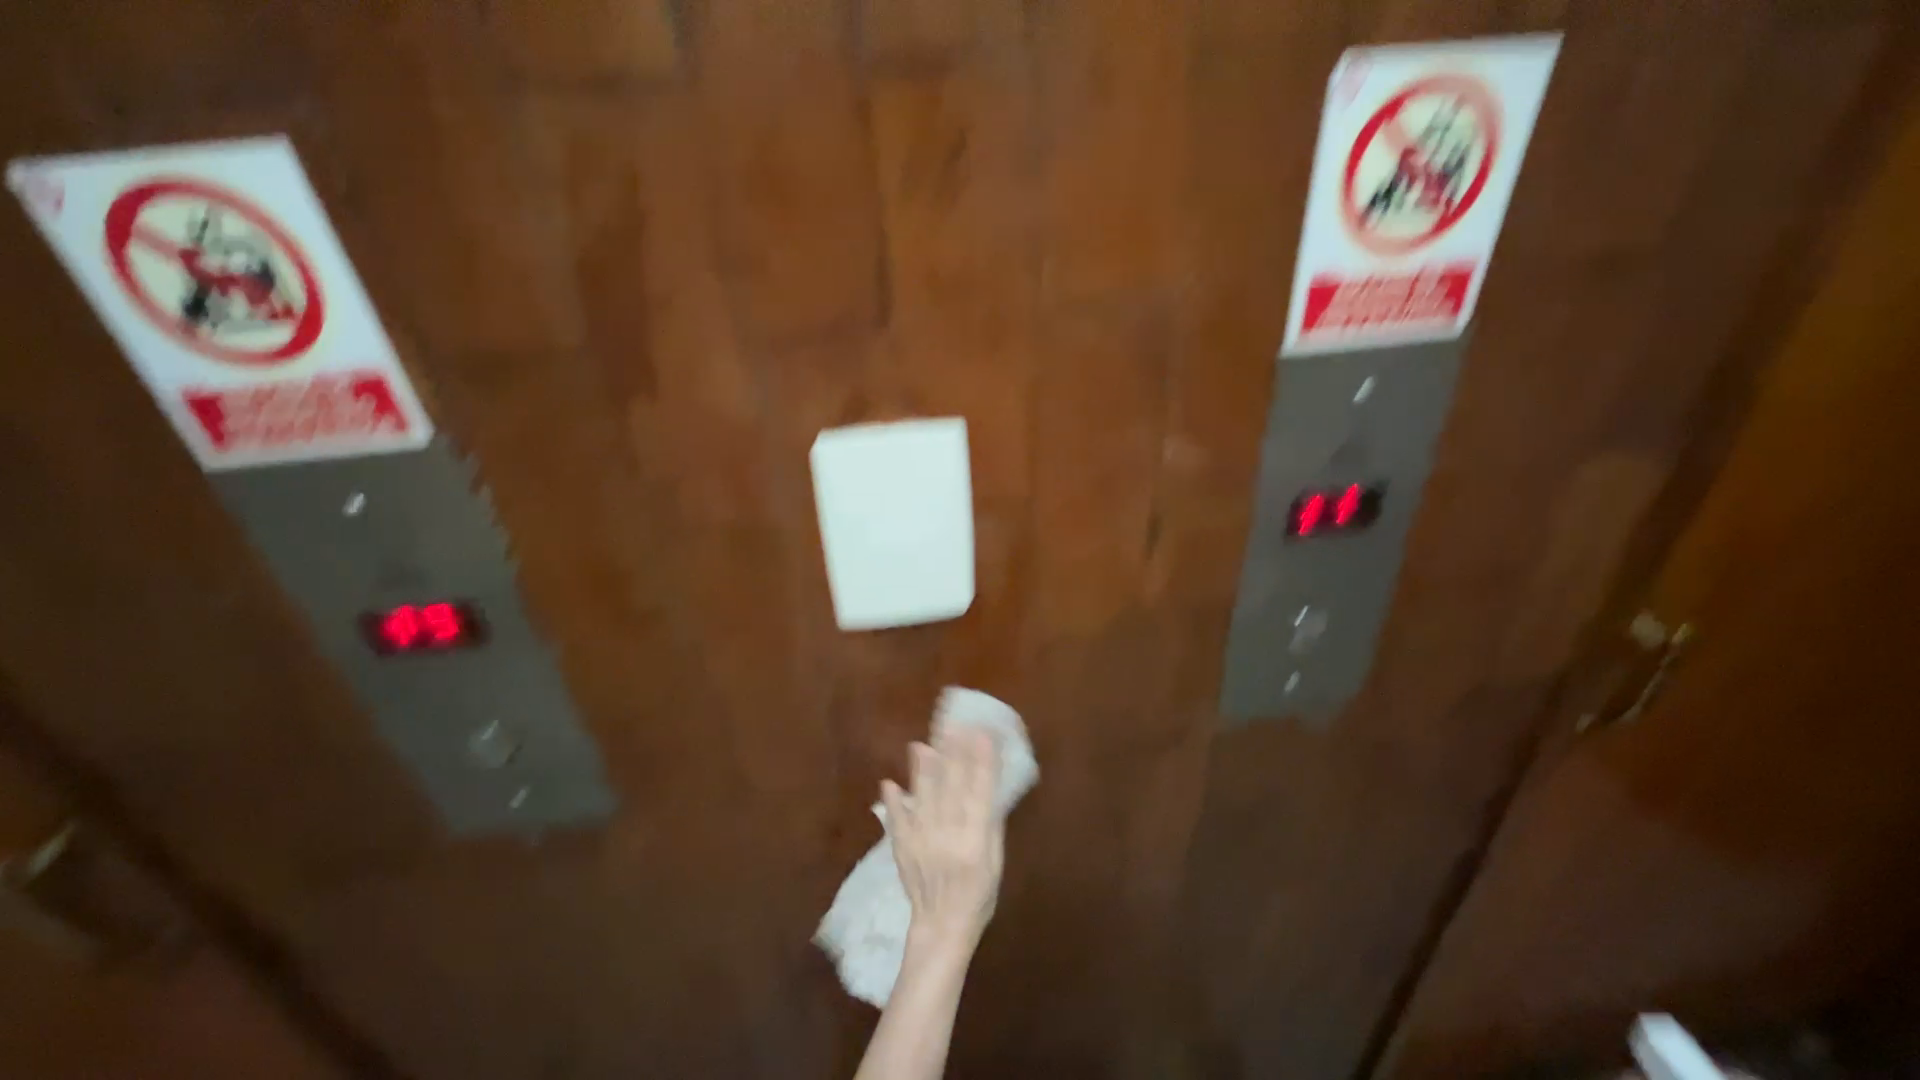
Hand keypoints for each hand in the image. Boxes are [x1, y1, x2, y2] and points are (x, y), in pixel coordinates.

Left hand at [881, 727, 1003, 950]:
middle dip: (954, 755)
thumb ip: (990, 825)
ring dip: (923, 770)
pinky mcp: (902, 849)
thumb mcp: (996, 861)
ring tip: (922, 745)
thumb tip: (988, 788)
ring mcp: (922, 842)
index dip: (982, 763)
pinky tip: (889, 782)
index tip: (984, 735)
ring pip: (923, 798)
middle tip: (955, 726)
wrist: (943, 925)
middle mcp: (948, 838)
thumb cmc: (979, 894)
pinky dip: (893, 802)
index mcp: (975, 842)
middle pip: (952, 789)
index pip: (980, 794)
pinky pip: (896, 821)